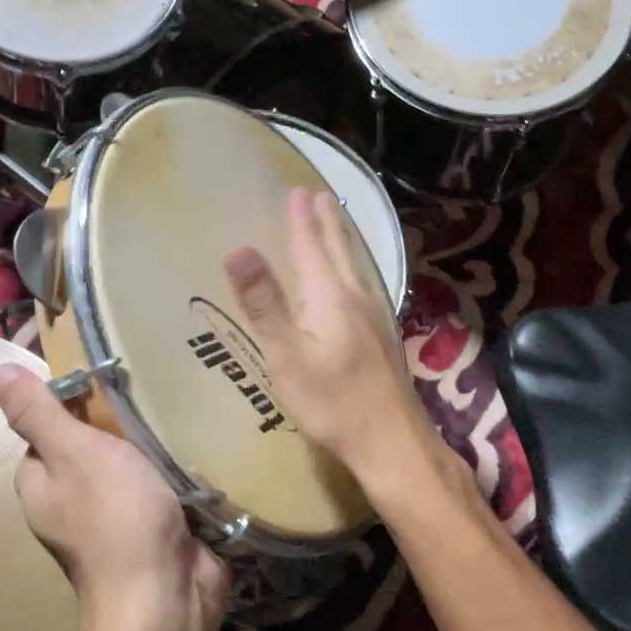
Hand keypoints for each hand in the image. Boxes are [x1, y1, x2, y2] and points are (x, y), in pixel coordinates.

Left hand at [0, 364, 228, 630]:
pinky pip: (166, 476)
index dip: (67, 390)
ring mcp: (120, 512)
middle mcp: (76, 498)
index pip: (47, 424)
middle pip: (94, 437)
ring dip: (155, 431)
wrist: (167, 595)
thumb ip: (39, 414)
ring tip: (181, 389)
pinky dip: (179, 457)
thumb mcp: (74, 454)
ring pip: (134, 455)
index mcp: (43, 482)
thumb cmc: (115, 519)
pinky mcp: (160, 520)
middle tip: (152, 367)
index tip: (99, 355)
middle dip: (119, 408)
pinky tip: (201, 431)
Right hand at [223, 187, 449, 497]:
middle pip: (339, 250)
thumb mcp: (286, 355)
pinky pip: (365, 282)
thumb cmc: (332, 401)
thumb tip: (239, 248)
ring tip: (336, 223)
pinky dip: (354, 265)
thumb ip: (264, 302)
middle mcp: (357, 296)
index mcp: (330, 295)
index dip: (302, 219)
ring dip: (343, 240)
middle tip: (320, 195)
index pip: (312, 246)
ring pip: (357, 265)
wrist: (391, 440)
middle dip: (327, 222)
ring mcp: (376, 315)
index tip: (297, 191)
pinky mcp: (383, 335)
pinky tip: (357, 280)